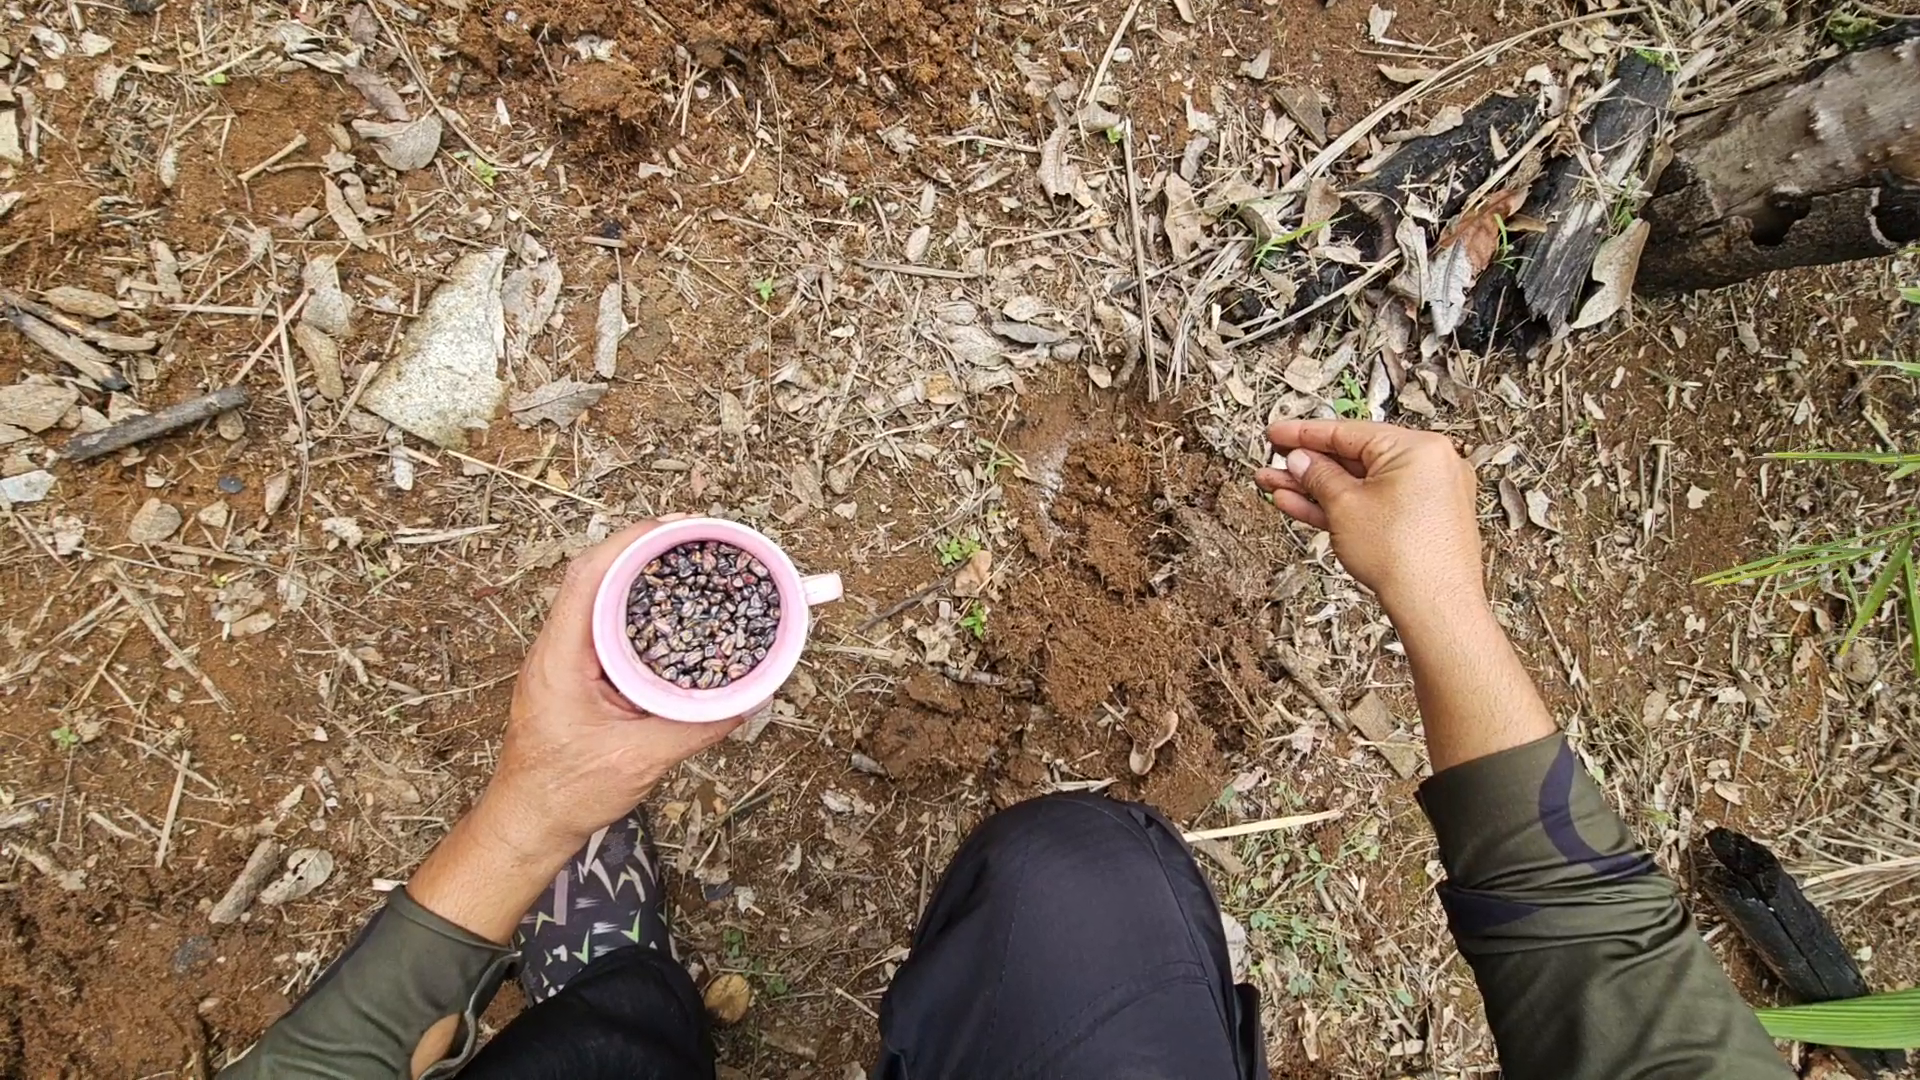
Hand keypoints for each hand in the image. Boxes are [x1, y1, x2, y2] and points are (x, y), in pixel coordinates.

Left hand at [477, 519, 743, 858]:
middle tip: (694, 537)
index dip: (630, 541)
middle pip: (596, 574)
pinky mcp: (580, 672)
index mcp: (561, 657)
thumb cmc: (566, 793)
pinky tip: (676, 612)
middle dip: (644, 546)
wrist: (528, 824)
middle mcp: (560, 647)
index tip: (676, 526)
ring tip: (689, 562)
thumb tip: (749, 699)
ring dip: (642, 572)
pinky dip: (642, 605)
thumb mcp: (641, 759)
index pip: (588, 577)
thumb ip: (698, 727)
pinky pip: (610, 623)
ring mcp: (567, 658)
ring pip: (602, 595)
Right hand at [1255, 419, 1484, 617]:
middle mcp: (1428, 465)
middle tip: (1274, 462)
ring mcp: (1424, 495)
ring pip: (1356, 484)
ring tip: (1276, 486)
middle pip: (1351, 458)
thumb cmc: (1405, 555)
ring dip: (1314, 486)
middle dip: (1305, 465)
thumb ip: (1317, 475)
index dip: (1303, 434)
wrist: (1433, 605)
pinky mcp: (1418, 520)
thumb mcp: (1344, 505)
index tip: (1277, 433)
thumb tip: (1300, 460)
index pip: (1348, 432)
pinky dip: (1338, 505)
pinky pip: (1369, 503)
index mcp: (1418, 448)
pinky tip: (1302, 505)